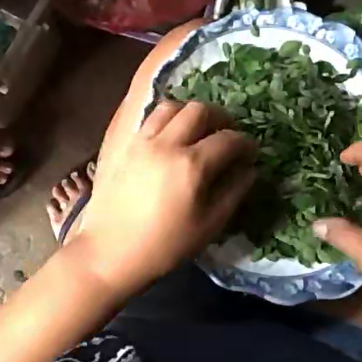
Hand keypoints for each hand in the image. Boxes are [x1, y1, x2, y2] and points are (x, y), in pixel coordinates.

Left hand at [63, 100, 257, 297]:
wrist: (109, 254)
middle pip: (200, 110)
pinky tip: (172, 136)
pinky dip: (168, 119)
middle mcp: (167, 144)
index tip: (252, 152)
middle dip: (221, 118)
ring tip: (199, 130)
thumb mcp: (209, 225)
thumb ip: (234, 192)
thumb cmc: (165, 246)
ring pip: (172, 107)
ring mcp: (142, 142)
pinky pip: (150, 119)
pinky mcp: (124, 146)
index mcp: (192, 165)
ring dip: (192, 113)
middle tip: (228, 133)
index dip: (246, 143)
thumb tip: (250, 169)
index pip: (228, 140)